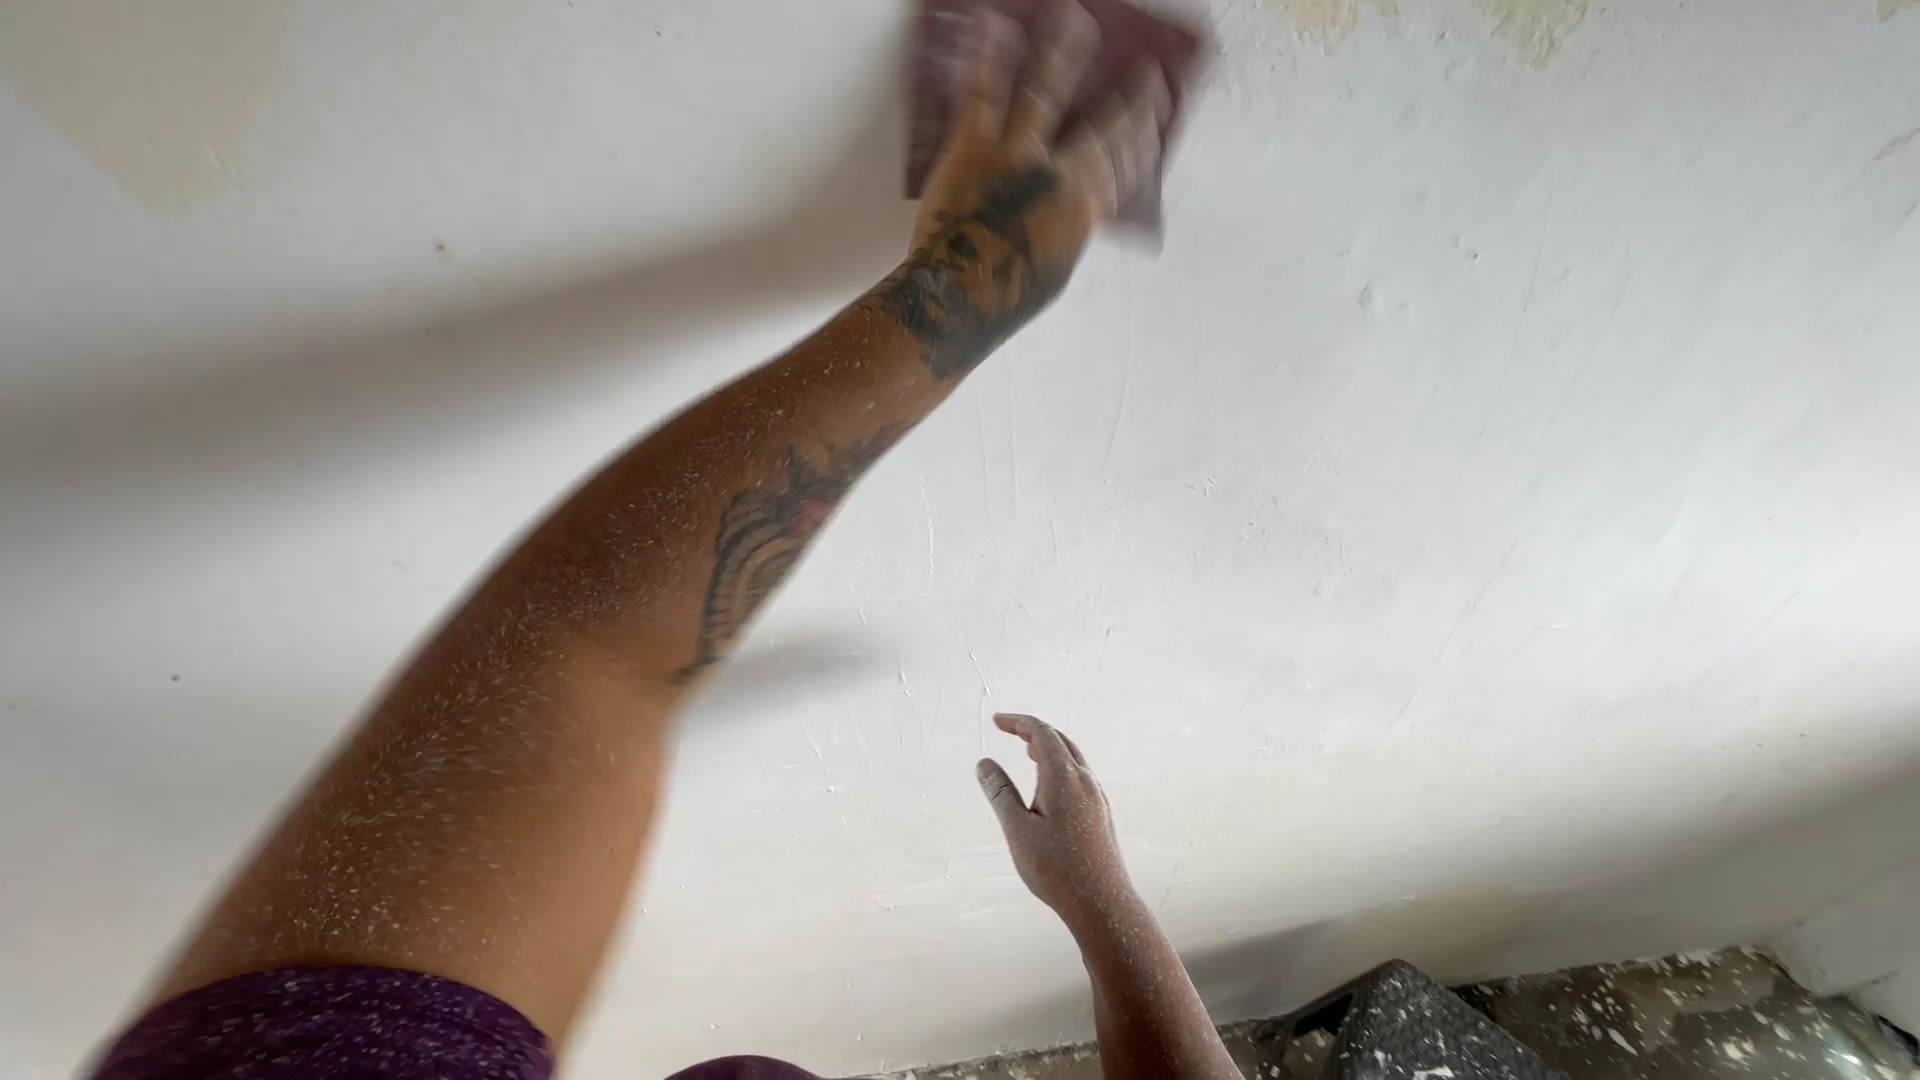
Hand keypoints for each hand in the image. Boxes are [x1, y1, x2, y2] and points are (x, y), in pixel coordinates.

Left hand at [880, 0, 1175, 378]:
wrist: (958, 297)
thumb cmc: (1004, 297)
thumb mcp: (1053, 269)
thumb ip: (1066, 231)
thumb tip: (1072, 214)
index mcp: (1081, 212)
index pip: (1121, 166)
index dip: (1141, 138)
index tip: (1155, 118)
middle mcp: (1056, 176)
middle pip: (1100, 127)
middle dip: (1127, 99)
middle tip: (1147, 72)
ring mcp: (1015, 155)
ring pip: (1044, 92)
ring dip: (1062, 52)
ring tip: (1075, 18)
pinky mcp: (973, 145)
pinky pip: (983, 91)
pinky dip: (989, 55)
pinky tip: (994, 25)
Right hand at [977, 713, 1138, 923]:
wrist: (1102, 904)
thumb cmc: (1057, 870)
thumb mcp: (1018, 830)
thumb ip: (1001, 792)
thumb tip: (985, 763)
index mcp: (1064, 777)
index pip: (1041, 733)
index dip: (1018, 722)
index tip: (997, 720)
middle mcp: (1085, 781)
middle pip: (1060, 740)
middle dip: (1033, 731)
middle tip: (1009, 730)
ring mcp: (1096, 797)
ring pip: (1072, 758)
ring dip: (1048, 747)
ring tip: (1027, 751)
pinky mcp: (1100, 813)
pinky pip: (1079, 775)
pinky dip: (1059, 765)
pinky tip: (1049, 785)